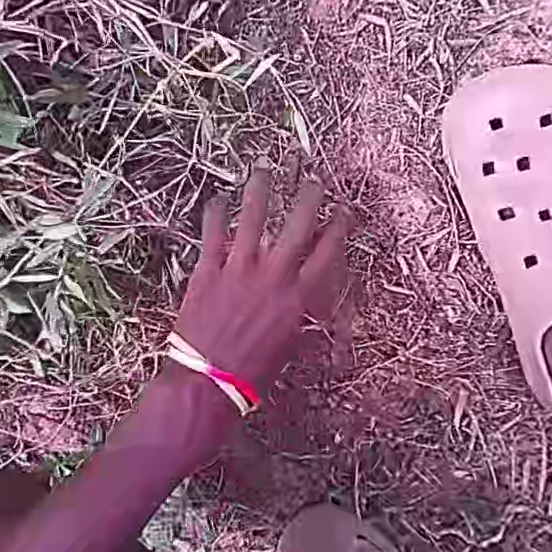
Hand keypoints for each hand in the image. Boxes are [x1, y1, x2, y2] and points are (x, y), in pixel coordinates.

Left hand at [170, 165, 349, 392]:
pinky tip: (218, 198)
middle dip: (309, 199)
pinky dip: (216, 214)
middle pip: (297, 226)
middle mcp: (273, 275)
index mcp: (299, 297)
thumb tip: (309, 302)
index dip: (339, 227)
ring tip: (263, 169)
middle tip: (313, 180)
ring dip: (260, 191)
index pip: (327, 252)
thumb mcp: (289, 347)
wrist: (209, 382)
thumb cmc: (252, 375)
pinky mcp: (208, 271)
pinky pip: (213, 234)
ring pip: (253, 218)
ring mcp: (239, 269)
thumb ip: (300, 316)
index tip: (344, 210)